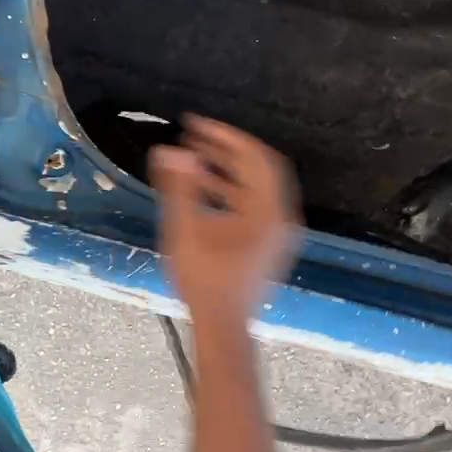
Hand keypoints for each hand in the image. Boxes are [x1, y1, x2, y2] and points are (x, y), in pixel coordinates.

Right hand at [150, 115, 299, 318]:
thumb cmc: (203, 280)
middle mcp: (280, 218)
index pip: (255, 157)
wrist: (223, 327)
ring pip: (254, 186)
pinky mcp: (266, 244)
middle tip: (191, 135)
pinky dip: (228, 190)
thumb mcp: (185, 231)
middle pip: (258, 168)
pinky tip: (200, 190)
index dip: (226, 135)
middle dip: (224, 149)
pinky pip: (252, 204)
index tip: (195, 124)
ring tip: (192, 158)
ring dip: (224, 169)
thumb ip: (179, 188)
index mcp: (268, 211)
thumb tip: (170, 150)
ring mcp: (276, 232)